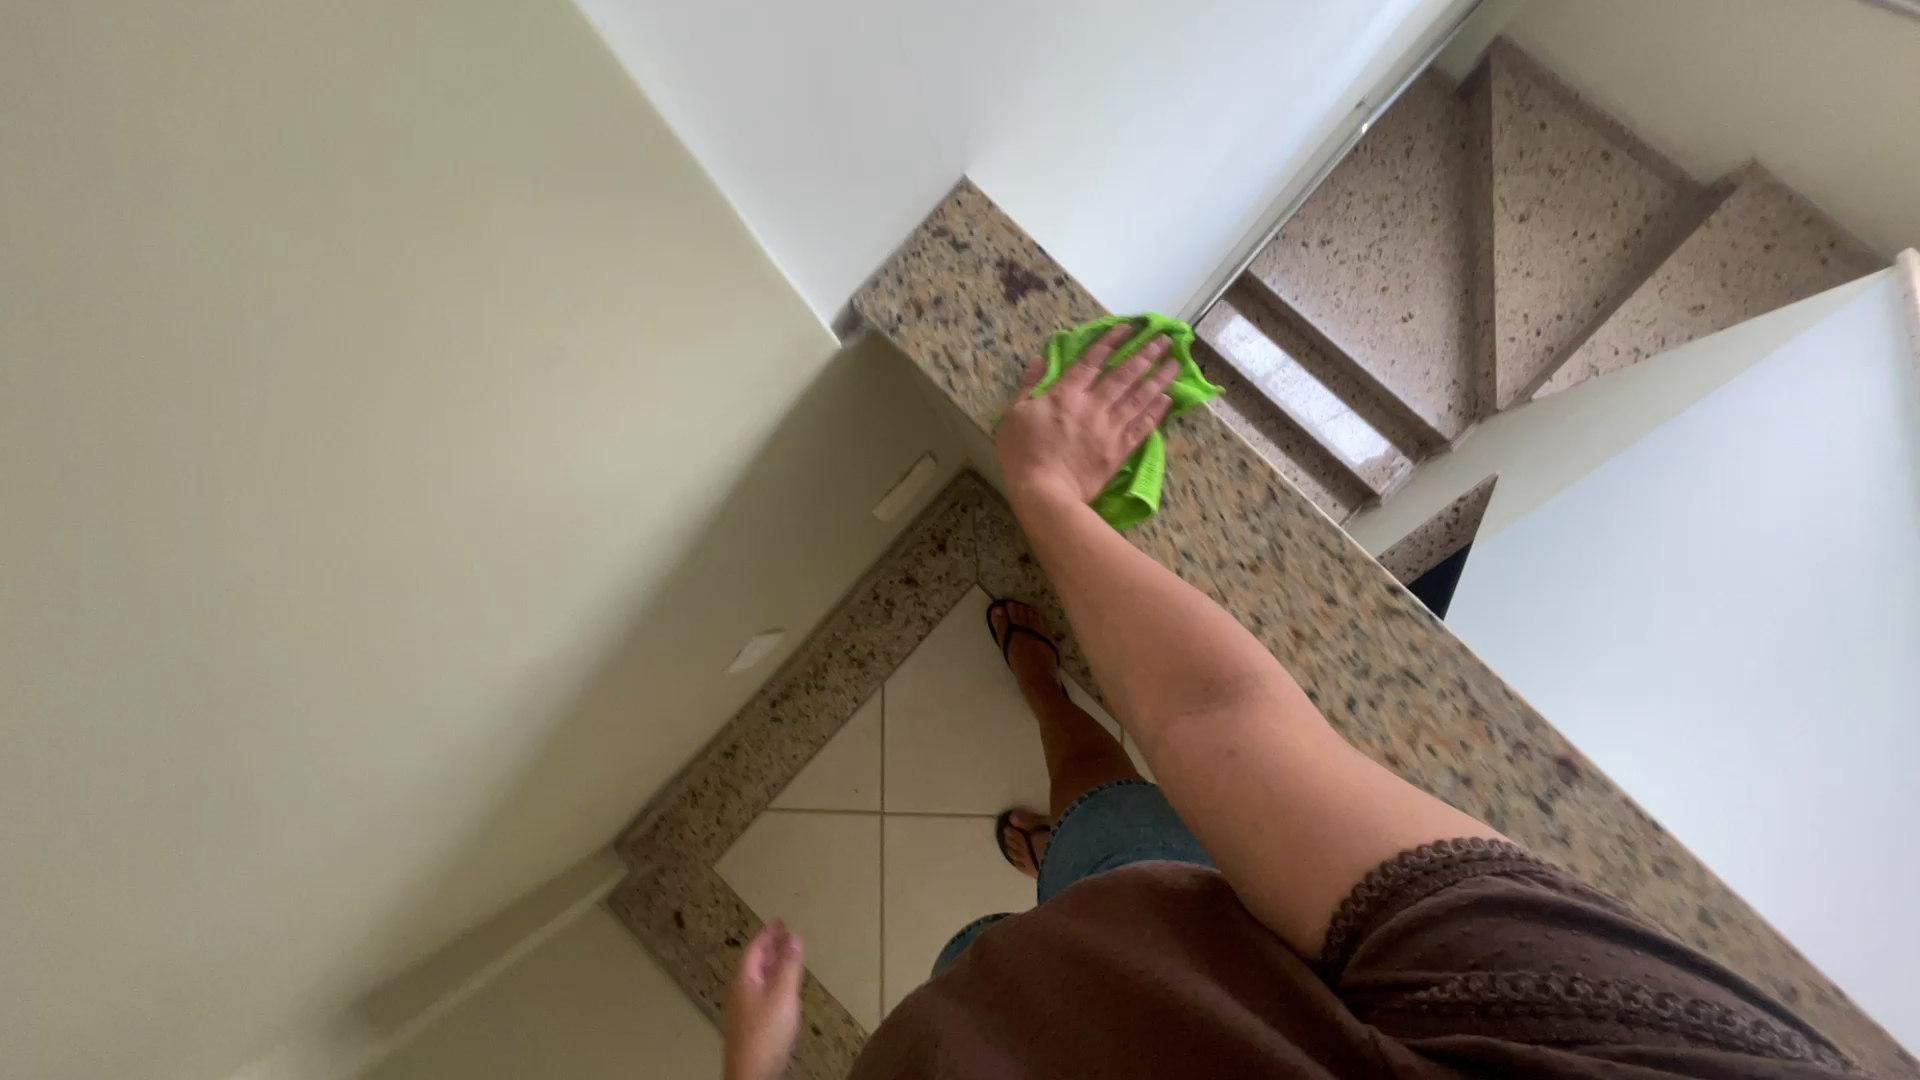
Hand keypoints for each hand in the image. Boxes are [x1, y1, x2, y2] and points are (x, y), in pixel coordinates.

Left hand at [723, 920, 804, 1079]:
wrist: (751, 1075)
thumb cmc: (766, 1030)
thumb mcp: (783, 992)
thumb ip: (790, 964)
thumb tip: (794, 938)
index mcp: (743, 979)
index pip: (754, 948)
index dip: (768, 933)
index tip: (781, 921)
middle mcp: (739, 991)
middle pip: (754, 962)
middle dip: (771, 946)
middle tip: (786, 934)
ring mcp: (742, 1009)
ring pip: (758, 977)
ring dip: (773, 963)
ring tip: (788, 955)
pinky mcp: (749, 1024)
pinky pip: (761, 990)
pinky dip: (773, 979)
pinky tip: (784, 987)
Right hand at [996, 324, 1178, 507]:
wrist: (1044, 492)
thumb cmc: (1022, 453)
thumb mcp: (1015, 414)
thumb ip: (1030, 385)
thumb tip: (1040, 359)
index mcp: (1066, 394)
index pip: (1091, 361)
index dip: (1109, 342)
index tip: (1127, 328)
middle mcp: (1093, 405)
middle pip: (1123, 375)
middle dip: (1144, 354)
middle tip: (1164, 340)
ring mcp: (1109, 428)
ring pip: (1139, 397)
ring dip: (1159, 378)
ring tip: (1174, 363)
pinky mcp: (1119, 451)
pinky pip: (1142, 427)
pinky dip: (1156, 412)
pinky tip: (1168, 399)